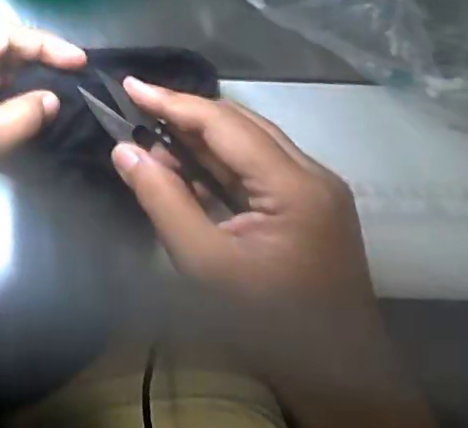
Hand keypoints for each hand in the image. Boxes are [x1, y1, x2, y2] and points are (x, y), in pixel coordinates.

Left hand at [0, 23, 85, 174]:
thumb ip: (19, 115)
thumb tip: (52, 100)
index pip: (5, 35)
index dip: (46, 46)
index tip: (80, 60)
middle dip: (34, 60)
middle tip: (73, 73)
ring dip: (21, 77)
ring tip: (57, 86)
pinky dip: (3, 93)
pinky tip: (27, 102)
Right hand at [110, 77, 374, 314]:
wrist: (342, 381)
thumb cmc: (272, 329)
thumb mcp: (207, 267)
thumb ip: (164, 203)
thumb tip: (125, 150)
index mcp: (294, 185)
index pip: (224, 124)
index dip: (173, 102)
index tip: (131, 85)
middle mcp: (312, 172)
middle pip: (240, 124)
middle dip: (186, 114)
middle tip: (137, 109)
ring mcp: (317, 186)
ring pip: (250, 140)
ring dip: (202, 136)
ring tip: (154, 134)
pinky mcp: (313, 202)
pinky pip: (260, 164)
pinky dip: (222, 161)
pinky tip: (189, 165)